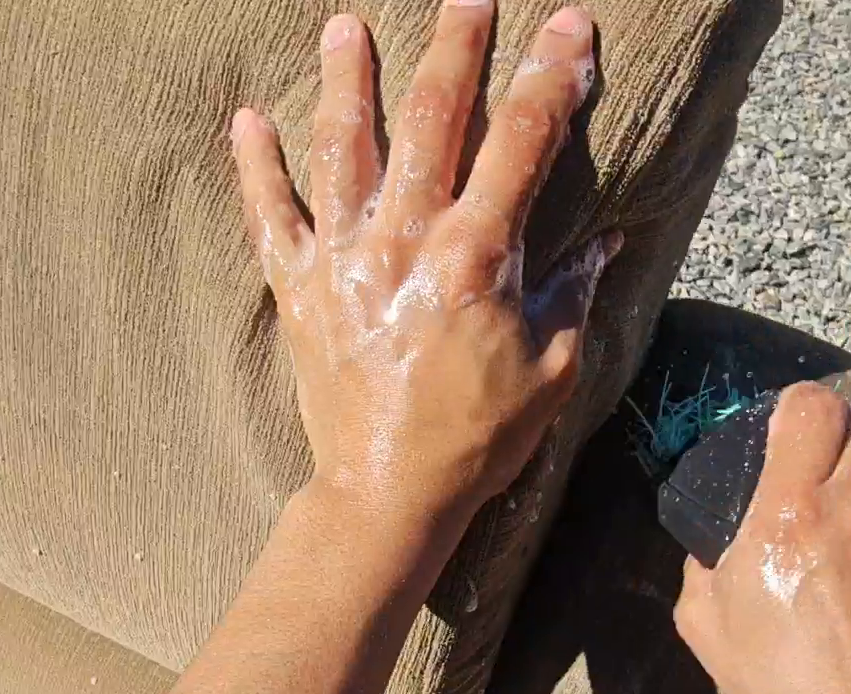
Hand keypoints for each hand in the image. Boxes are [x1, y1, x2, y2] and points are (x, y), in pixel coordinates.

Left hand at [231, 2, 618, 530]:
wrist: (388, 491)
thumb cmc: (476, 439)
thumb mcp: (550, 373)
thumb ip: (573, 296)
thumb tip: (604, 242)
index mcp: (475, 258)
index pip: (521, 143)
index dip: (550, 78)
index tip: (569, 28)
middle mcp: (404, 242)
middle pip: (431, 119)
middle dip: (455, 49)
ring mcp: (343, 262)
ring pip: (341, 148)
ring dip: (345, 80)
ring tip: (344, 26)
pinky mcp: (300, 293)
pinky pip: (271, 218)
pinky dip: (255, 169)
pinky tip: (246, 120)